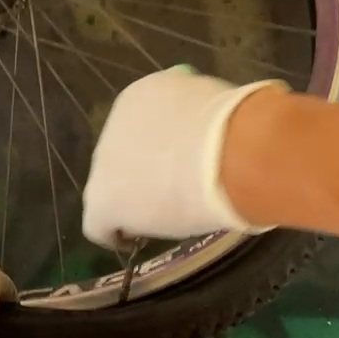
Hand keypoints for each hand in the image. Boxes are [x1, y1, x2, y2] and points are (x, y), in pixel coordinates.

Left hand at [81, 67, 286, 248]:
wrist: (232, 154)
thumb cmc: (240, 130)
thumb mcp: (218, 112)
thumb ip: (202, 121)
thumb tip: (208, 135)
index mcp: (143, 95)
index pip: (141, 127)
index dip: (156, 150)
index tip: (175, 164)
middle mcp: (115, 123)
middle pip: (122, 156)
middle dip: (142, 174)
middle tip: (169, 192)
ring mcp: (105, 161)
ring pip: (111, 186)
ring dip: (132, 199)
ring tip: (158, 217)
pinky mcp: (103, 201)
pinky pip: (99, 223)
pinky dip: (114, 232)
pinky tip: (130, 242)